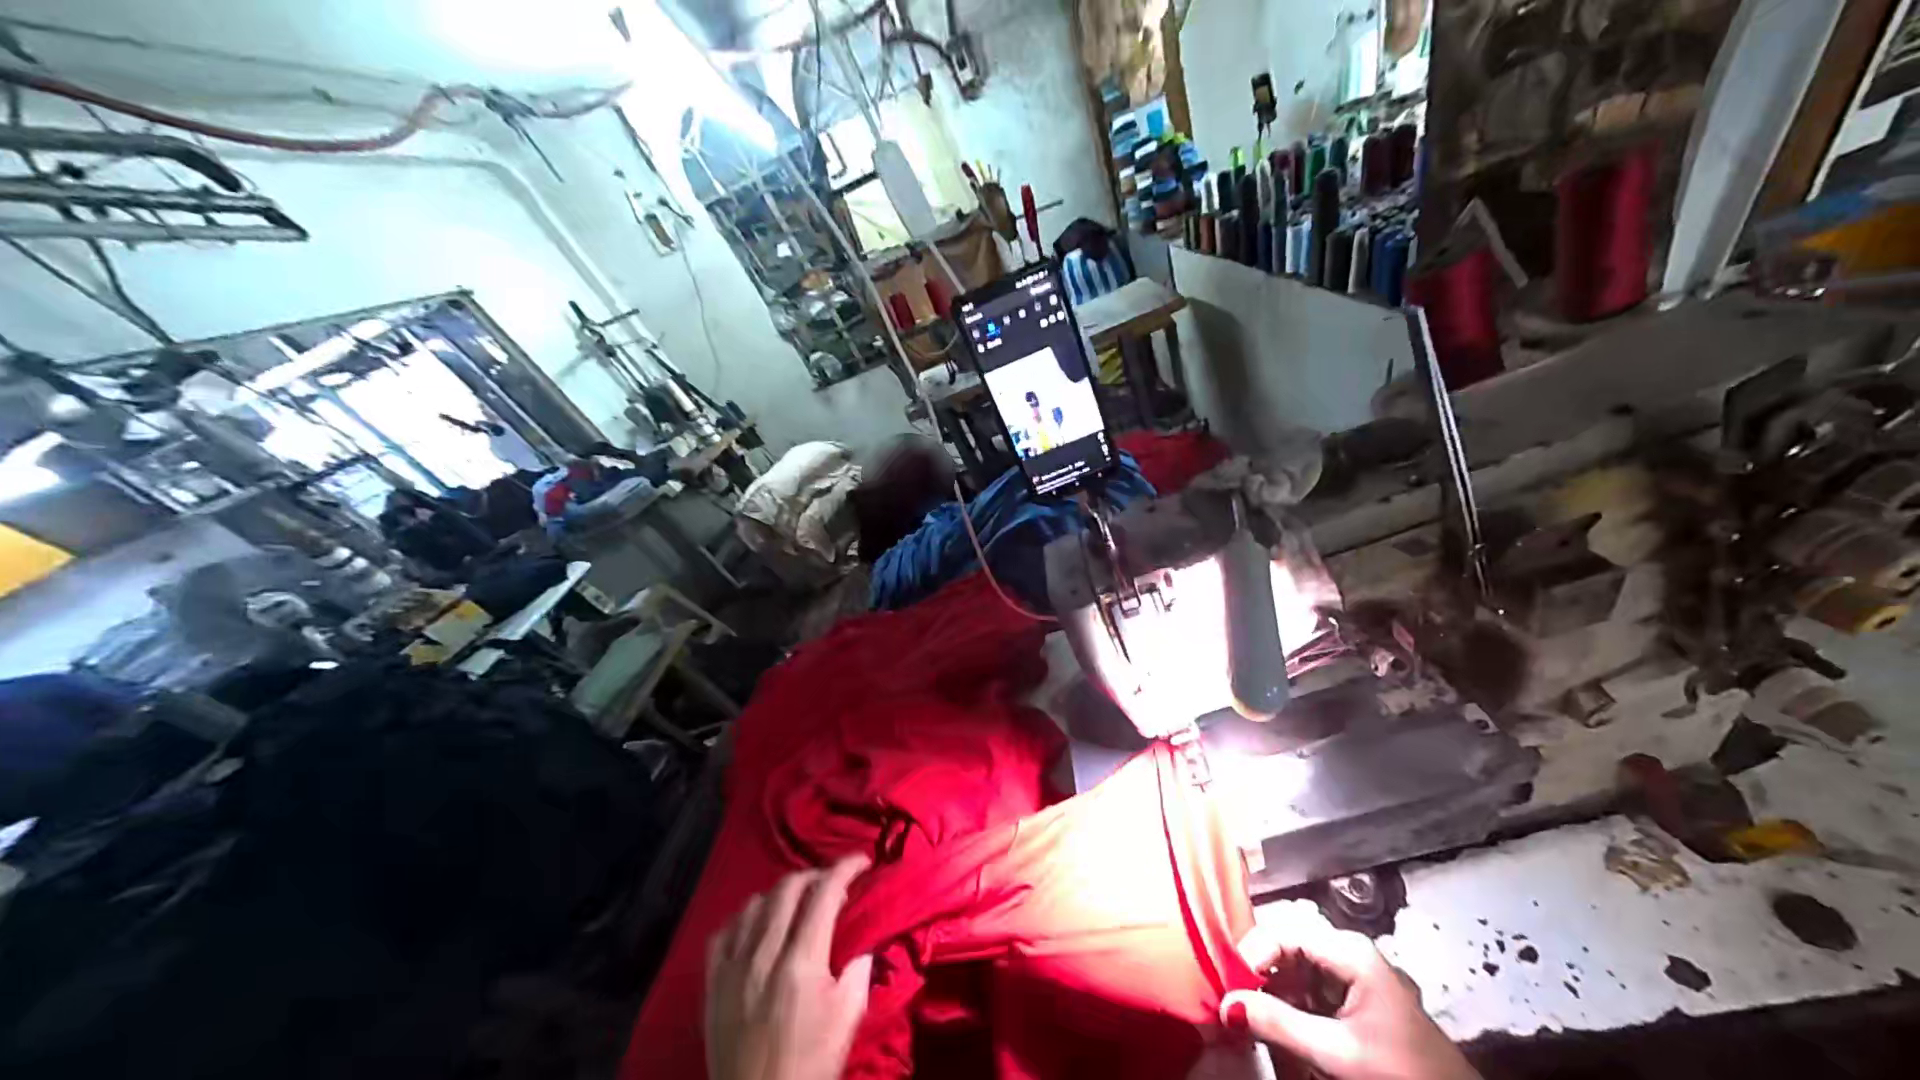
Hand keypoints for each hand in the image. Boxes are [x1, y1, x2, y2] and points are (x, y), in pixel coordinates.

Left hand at [705, 856, 874, 1079]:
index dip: (845, 869)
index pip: (824, 895)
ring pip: (755, 903)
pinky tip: (757, 925)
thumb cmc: (810, 1067)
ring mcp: (733, 967)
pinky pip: (725, 930)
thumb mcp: (848, 1019)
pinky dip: (745, 917)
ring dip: (781, 894)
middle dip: (814, 874)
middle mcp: (764, 954)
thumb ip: (859, 970)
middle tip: (832, 881)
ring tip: (797, 902)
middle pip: (788, 888)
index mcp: (802, 963)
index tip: (861, 860)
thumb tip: (862, 940)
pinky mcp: (712, 983)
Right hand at [1220, 900, 1478, 1079]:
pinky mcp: (1356, 1003)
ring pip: (1295, 971)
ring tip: (1249, 1018)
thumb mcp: (1337, 1052)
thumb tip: (1225, 1005)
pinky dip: (1289, 1008)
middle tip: (1233, 1004)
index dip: (1251, 956)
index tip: (1228, 988)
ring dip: (1271, 994)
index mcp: (1349, 950)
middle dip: (1258, 975)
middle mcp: (1349, 953)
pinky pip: (1310, 992)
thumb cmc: (1404, 1076)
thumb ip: (1278, 1024)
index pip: (1281, 932)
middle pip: (1286, 948)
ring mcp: (1354, 977)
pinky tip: (1277, 1028)